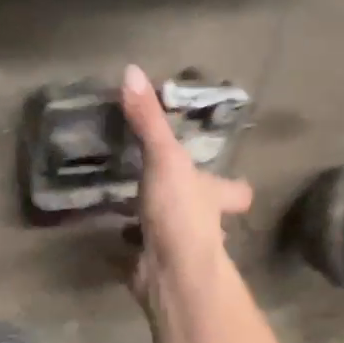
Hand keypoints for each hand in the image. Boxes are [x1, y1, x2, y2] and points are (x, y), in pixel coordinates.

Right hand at [120, 65, 252, 310]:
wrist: (171, 272)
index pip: (234, 192)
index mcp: (214, 198)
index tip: (237, 186)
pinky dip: (123, 252)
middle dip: (191, 209)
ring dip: (156, 229)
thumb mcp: (165, 158)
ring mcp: (177, 253)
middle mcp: (203, 227)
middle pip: (204, 216)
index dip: (235, 189)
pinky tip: (106, 244)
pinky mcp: (151, 271)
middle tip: (171, 197)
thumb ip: (148, 120)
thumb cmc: (180, 212)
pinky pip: (136, 258)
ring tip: (130, 214)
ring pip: (171, 237)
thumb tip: (131, 70)